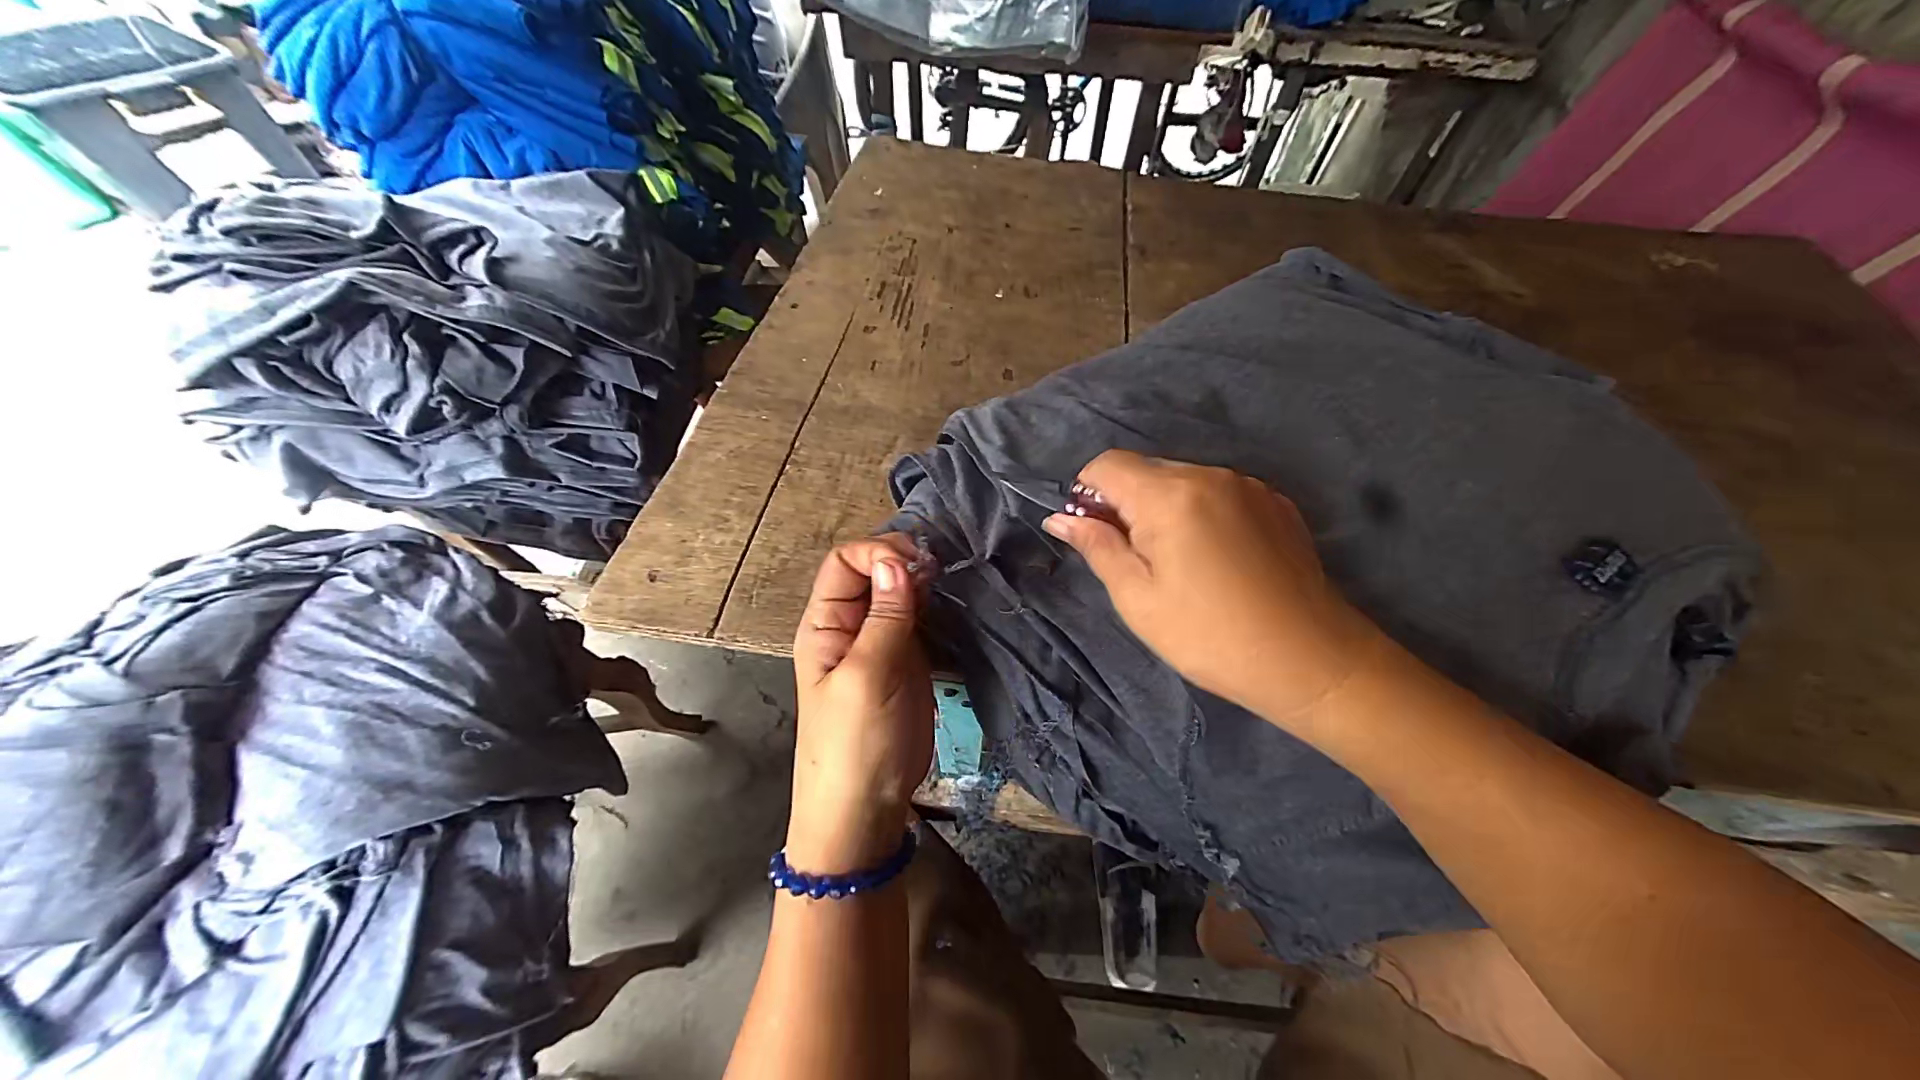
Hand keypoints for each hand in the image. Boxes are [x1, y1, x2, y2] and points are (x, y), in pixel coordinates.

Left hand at [788, 535, 932, 873]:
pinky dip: (935, 606)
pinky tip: (953, 604)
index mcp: (825, 625)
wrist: (866, 809)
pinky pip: (919, 620)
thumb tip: (895, 560)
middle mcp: (850, 626)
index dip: (876, 553)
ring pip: (898, 594)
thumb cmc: (854, 745)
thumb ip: (884, 618)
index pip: (844, 563)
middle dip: (903, 561)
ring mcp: (880, 643)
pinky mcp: (907, 661)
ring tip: (950, 580)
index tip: (916, 564)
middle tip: (940, 569)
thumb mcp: (867, 678)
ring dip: (922, 581)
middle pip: (872, 572)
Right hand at [1043, 450, 1386, 731]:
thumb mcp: (1138, 598)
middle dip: (1126, 503)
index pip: (1107, 464)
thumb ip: (1097, 547)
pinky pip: (1220, 493)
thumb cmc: (1209, 636)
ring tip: (1181, 565)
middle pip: (1146, 470)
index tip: (1095, 536)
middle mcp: (1210, 475)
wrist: (1310, 660)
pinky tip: (1216, 561)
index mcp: (1170, 495)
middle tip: (1136, 561)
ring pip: (1183, 481)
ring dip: (1164, 509)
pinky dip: (1201, 514)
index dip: (1087, 494)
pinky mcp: (1277, 503)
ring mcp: (1249, 486)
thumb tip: (1060, 519)